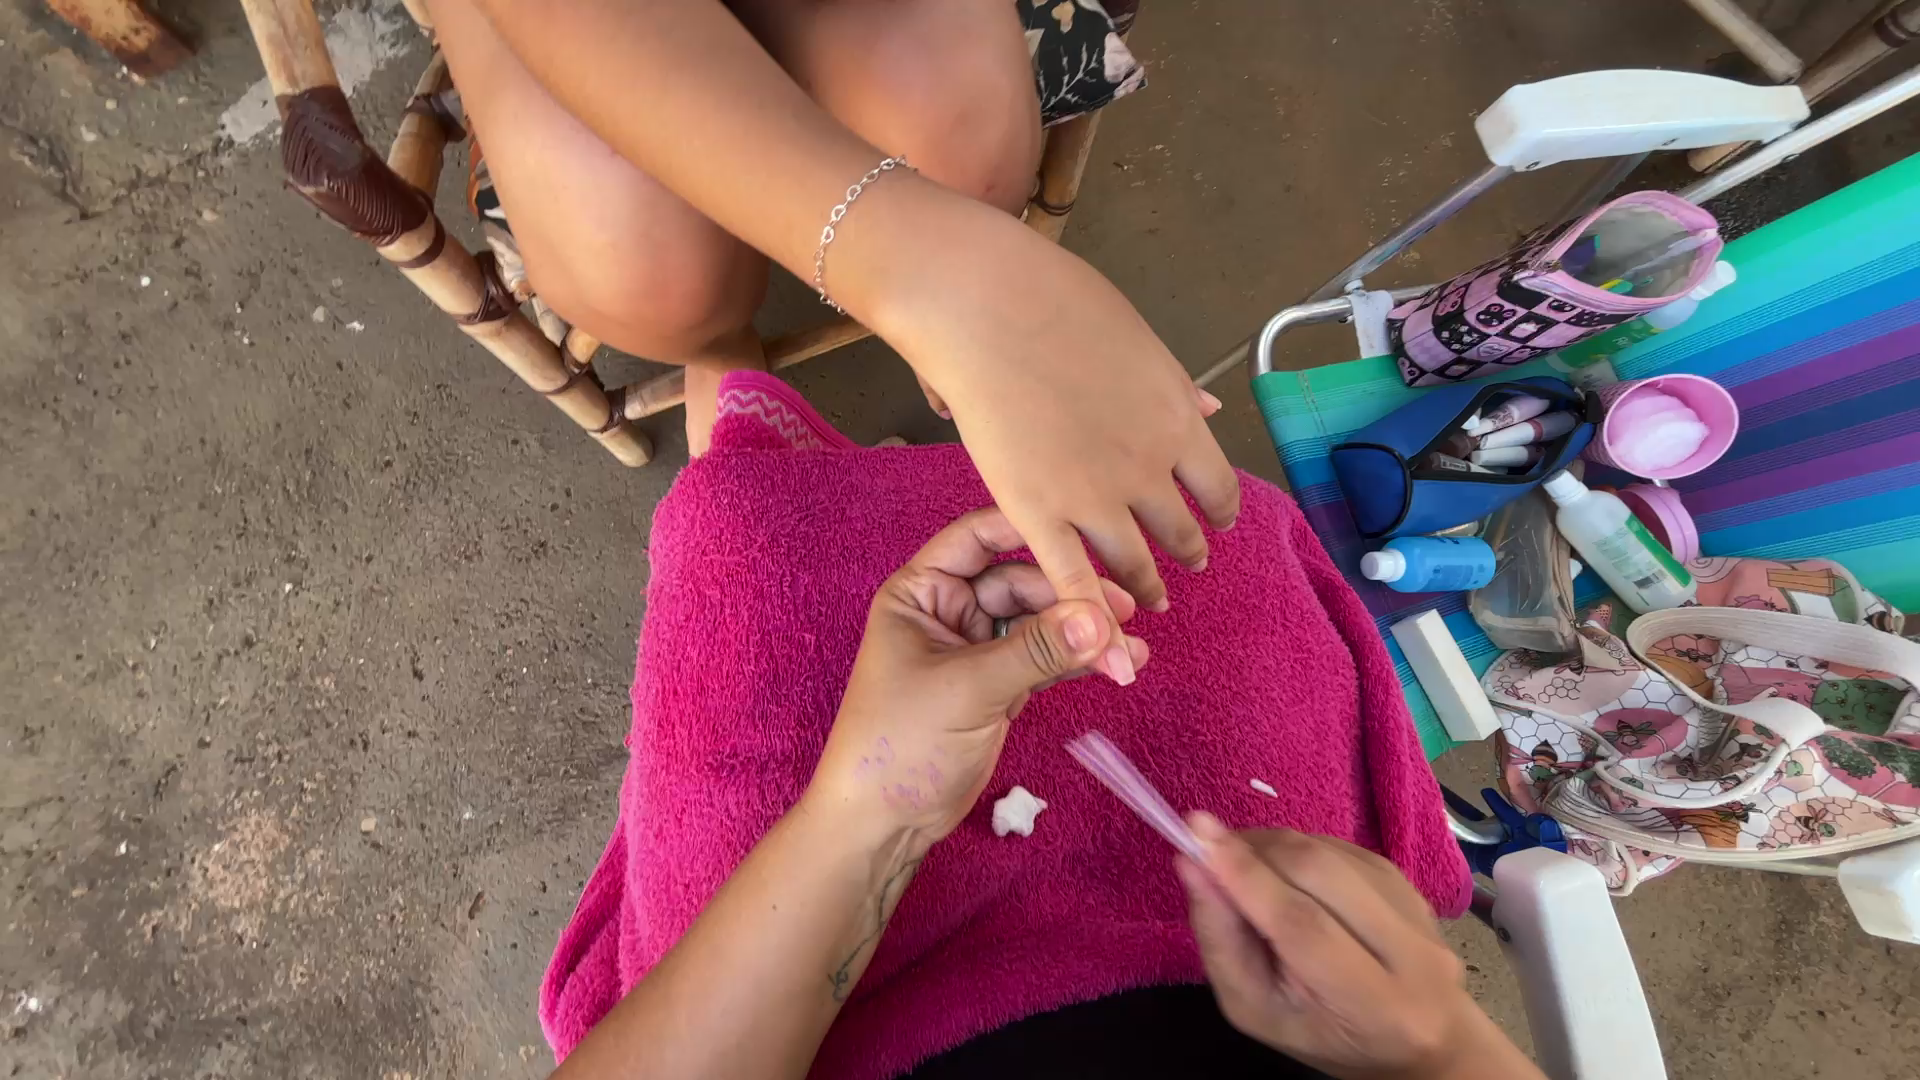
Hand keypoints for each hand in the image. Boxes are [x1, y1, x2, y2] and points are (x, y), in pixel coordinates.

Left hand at [808, 507, 1149, 851]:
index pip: (978, 538)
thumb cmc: (901, 742)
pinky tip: (1122, 663)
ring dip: (1082, 632)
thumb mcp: (967, 689)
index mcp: (921, 590)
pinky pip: (1044, 658)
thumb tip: (1100, 620)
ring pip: (1038, 622)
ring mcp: (977, 646)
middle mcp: (949, 608)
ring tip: (1132, 648)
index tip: (1084, 529)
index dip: (1028, 528)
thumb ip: (1034, 651)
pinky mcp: (999, 681)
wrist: (885, 823)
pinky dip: (1078, 662)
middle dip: (1070, 599)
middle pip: (1020, 582)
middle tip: (1124, 616)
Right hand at [865, 207, 1238, 681]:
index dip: (1214, 514)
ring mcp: (1093, 496)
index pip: (1214, 487)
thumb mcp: (1138, 340)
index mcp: (1177, 421)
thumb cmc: (1056, 301)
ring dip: (1142, 587)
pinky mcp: (1038, 513)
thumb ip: (1174, 388)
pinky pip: (1071, 580)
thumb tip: (1212, 412)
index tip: (1211, 526)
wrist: (988, 304)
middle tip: (1178, 575)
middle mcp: (1147, 469)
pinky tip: (1105, 649)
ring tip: (1145, 604)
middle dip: (1181, 557)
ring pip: (1128, 561)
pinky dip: (1091, 621)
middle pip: (1174, 530)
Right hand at [1180, 816, 1543, 1079]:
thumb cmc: (1320, 1031)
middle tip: (1211, 853)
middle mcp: (1412, 955)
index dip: (1246, 875)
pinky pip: (1333, 845)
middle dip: (1252, 852)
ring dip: (1270, 847)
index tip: (1196, 831)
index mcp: (1375, 1008)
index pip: (1303, 925)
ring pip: (1323, 851)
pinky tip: (1288, 876)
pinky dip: (1294, 849)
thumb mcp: (1252, 1006)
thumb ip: (1218, 938)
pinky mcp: (1408, 879)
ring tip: (1250, 873)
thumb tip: (1191, 862)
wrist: (1414, 1038)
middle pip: (1317, 874)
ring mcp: (1416, 910)